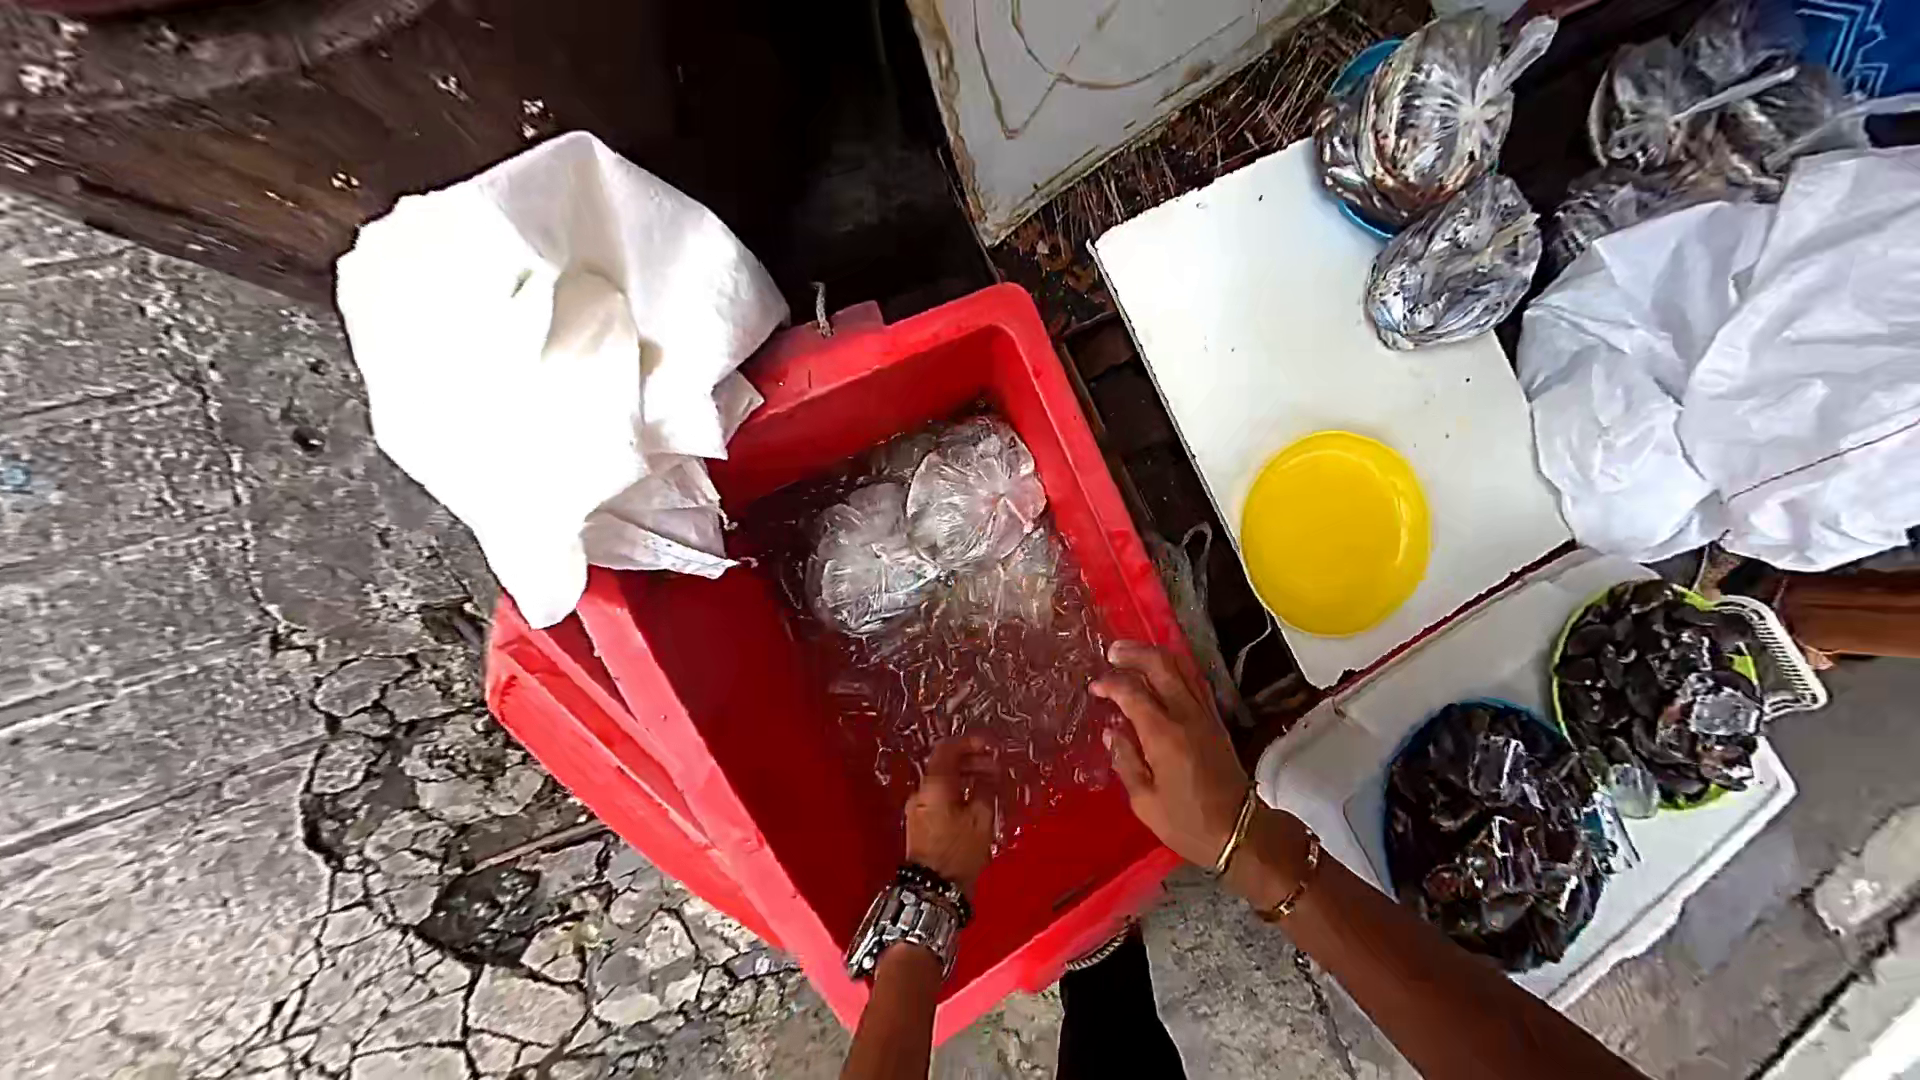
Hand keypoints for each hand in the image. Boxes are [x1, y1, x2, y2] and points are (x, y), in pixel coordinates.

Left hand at [905, 735, 996, 894]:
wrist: (934, 891)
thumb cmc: (959, 852)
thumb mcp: (980, 819)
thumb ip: (985, 789)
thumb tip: (990, 773)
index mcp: (934, 785)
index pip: (948, 749)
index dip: (969, 742)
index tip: (989, 745)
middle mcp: (921, 792)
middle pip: (944, 764)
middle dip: (971, 760)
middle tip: (994, 766)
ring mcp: (918, 808)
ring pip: (942, 781)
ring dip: (965, 777)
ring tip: (989, 784)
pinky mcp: (920, 823)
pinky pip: (939, 797)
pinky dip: (957, 792)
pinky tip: (975, 801)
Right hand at [1091, 641, 1250, 868]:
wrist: (1241, 832)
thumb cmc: (1188, 823)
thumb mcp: (1145, 801)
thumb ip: (1125, 761)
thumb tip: (1112, 732)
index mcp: (1164, 735)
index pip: (1132, 692)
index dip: (1110, 684)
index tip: (1095, 688)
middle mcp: (1186, 716)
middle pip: (1161, 666)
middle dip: (1133, 654)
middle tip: (1112, 653)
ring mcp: (1204, 715)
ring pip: (1181, 668)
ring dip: (1154, 655)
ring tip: (1131, 654)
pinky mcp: (1215, 720)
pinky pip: (1193, 681)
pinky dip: (1174, 669)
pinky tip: (1160, 672)